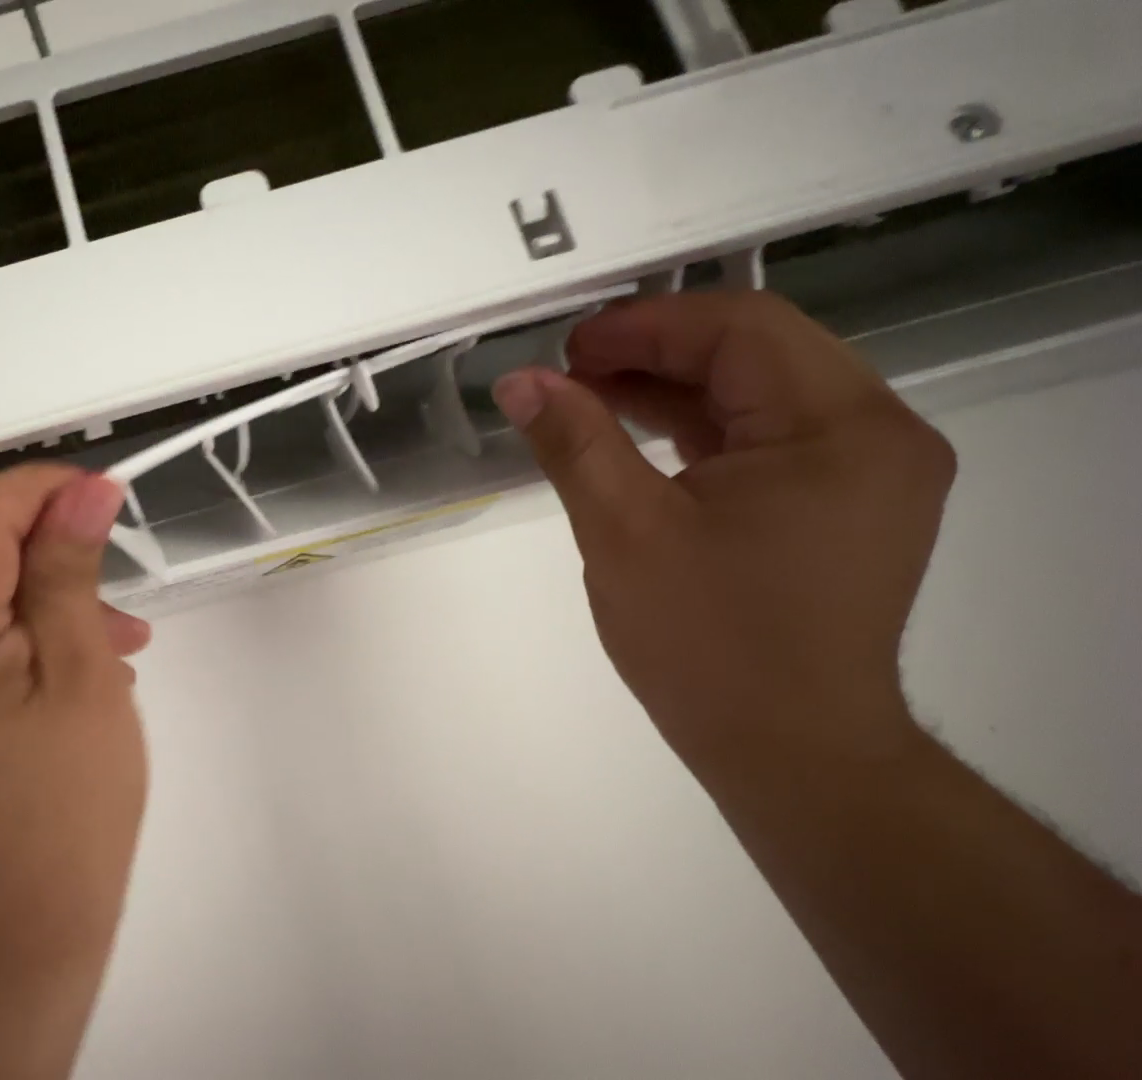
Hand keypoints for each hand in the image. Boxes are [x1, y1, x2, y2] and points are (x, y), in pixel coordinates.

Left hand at [0, 466, 148, 1002]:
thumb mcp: (84, 677)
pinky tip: (54, 674)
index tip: (105, 500)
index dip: (44, 492)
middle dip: (45, 564)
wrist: (10, 936)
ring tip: (107, 649)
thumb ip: (70, 571)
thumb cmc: (65, 811)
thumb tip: (84, 490)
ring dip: (29, 607)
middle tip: (118, 608)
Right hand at [493, 292, 956, 763]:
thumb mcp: (624, 531)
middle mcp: (880, 431)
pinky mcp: (851, 501)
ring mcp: (873, 468)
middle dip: (656, 350)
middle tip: (571, 375)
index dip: (643, 326)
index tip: (566, 352)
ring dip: (675, 386)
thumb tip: (519, 381)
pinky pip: (771, 434)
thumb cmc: (709, 643)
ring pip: (763, 389)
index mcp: (840, 428)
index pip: (741, 328)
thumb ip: (574, 441)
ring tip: (592, 402)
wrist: (791, 751)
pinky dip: (703, 426)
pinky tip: (639, 439)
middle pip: (759, 348)